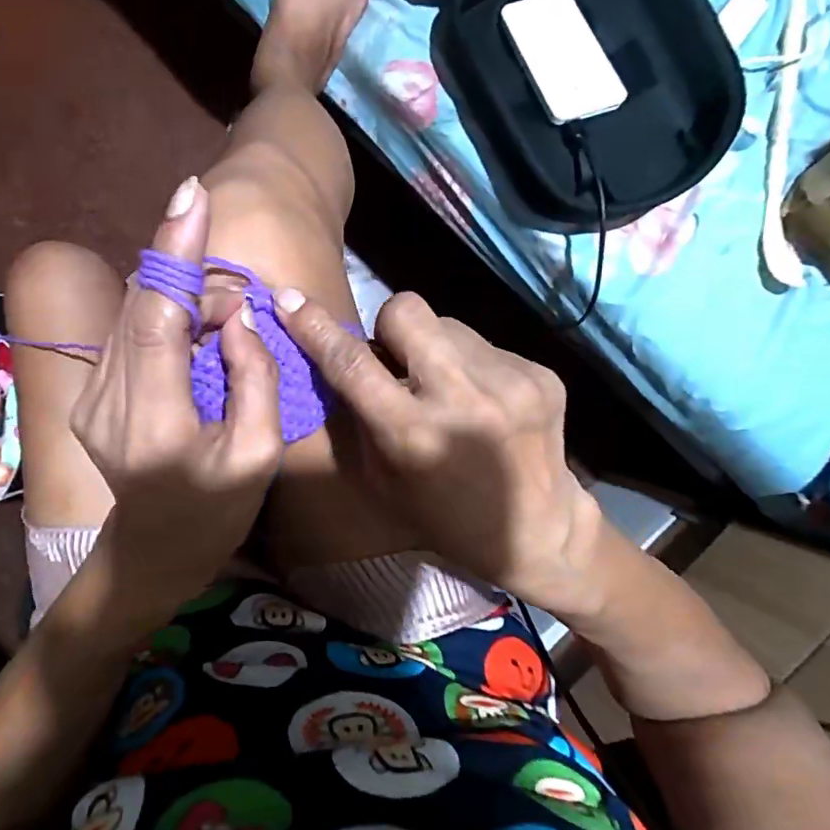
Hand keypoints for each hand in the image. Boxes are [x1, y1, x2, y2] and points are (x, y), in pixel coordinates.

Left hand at [70, 178, 284, 612]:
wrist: (152, 553)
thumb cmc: (215, 513)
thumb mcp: (257, 454)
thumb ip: (253, 376)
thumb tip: (237, 315)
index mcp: (155, 425)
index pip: (157, 319)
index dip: (175, 253)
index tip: (191, 195)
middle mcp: (107, 404)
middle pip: (140, 306)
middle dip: (188, 276)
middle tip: (236, 297)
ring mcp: (89, 400)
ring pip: (129, 315)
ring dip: (176, 297)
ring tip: (221, 318)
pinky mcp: (87, 398)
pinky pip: (125, 335)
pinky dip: (160, 318)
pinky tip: (191, 333)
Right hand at [277, 289, 610, 619]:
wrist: (536, 530)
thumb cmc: (440, 514)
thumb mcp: (378, 478)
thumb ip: (355, 415)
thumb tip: (336, 353)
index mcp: (412, 434)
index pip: (351, 363)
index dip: (315, 327)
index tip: (289, 298)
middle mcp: (462, 399)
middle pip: (405, 310)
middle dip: (389, 328)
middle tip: (396, 362)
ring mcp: (509, 381)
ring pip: (446, 323)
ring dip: (432, 347)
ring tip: (446, 389)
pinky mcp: (541, 373)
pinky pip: (482, 343)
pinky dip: (469, 364)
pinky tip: (482, 401)